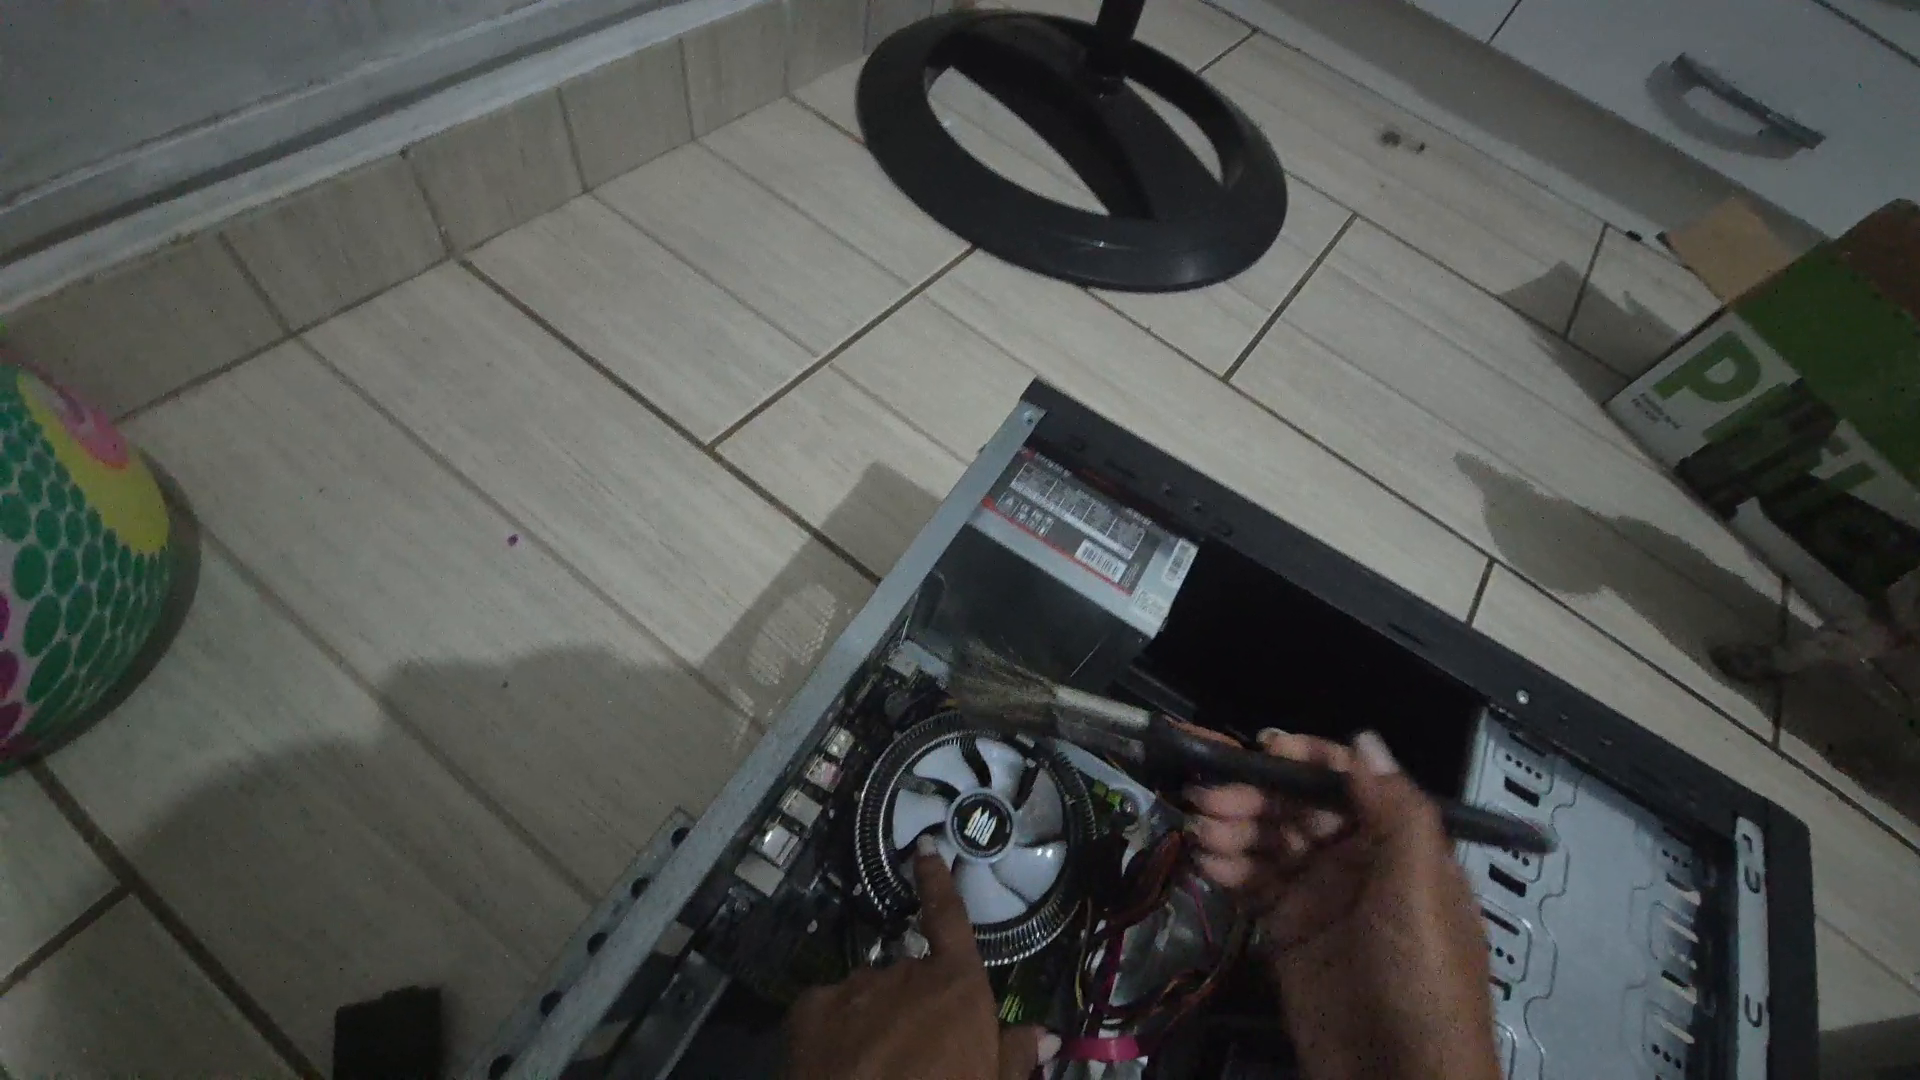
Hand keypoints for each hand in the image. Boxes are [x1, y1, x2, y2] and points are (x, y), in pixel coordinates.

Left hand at [785, 836, 1055, 1079]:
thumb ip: (1014, 1056)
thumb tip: (1045, 1033)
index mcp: (955, 986)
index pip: (949, 917)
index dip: (937, 881)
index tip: (925, 847)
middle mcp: (906, 972)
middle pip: (911, 978)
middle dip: (913, 1008)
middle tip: (915, 1058)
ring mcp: (856, 985)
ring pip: (869, 994)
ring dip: (874, 1020)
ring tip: (875, 1069)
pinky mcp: (812, 1007)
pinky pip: (829, 1010)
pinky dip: (834, 1030)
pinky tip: (836, 1062)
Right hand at [1188, 730, 1499, 1079]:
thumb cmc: (1421, 982)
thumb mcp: (1420, 895)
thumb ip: (1395, 815)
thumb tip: (1364, 739)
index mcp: (1393, 844)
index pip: (1345, 782)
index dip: (1305, 759)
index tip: (1264, 747)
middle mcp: (1352, 859)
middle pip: (1292, 807)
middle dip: (1251, 794)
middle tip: (1208, 797)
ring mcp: (1315, 892)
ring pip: (1264, 839)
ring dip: (1230, 827)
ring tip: (1201, 832)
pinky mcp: (1284, 924)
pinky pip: (1249, 880)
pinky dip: (1225, 866)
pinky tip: (1204, 861)